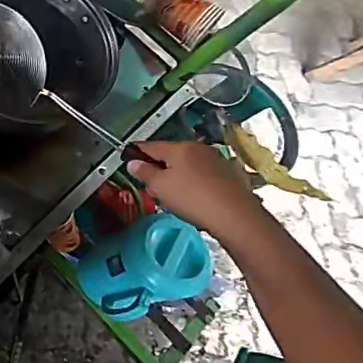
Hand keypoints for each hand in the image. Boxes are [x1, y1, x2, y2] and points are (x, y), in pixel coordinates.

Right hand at [124, 140, 271, 242]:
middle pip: (170, 153)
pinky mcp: (229, 173)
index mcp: (179, 148)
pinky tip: (191, 192)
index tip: (127, 157)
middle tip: (148, 180)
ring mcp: (216, 159)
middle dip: (158, 164)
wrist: (236, 216)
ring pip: (187, 162)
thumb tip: (133, 163)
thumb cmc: (191, 198)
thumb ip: (144, 172)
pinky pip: (202, 171)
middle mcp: (199, 148)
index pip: (150, 146)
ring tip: (170, 189)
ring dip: (176, 171)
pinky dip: (193, 178)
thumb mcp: (159, 186)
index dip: (136, 151)